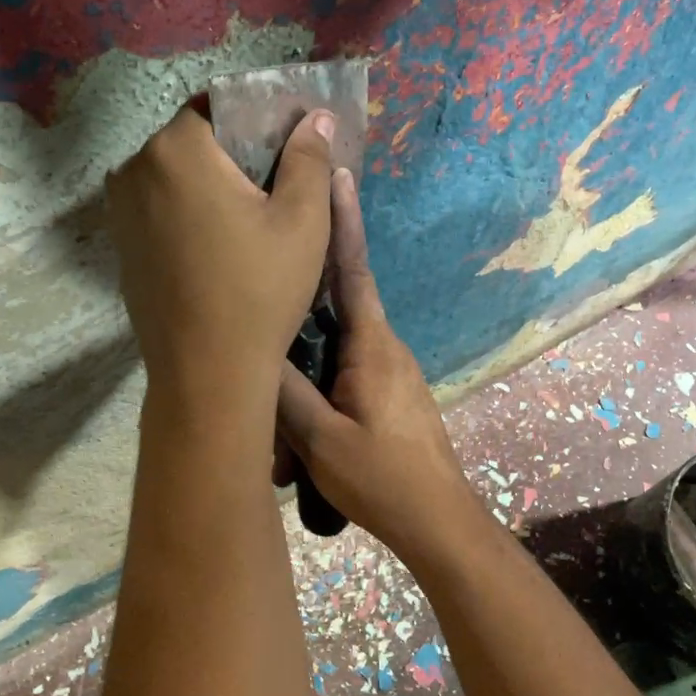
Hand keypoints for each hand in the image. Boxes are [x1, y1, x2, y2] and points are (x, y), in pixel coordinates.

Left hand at [106, 102, 335, 396]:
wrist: (206, 374)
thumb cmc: (260, 290)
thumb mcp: (303, 220)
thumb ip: (308, 157)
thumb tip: (313, 118)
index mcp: (175, 149)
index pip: (217, 105)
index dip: (258, 118)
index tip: (289, 145)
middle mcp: (134, 170)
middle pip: (193, 140)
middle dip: (234, 152)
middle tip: (278, 182)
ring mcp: (120, 211)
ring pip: (175, 176)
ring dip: (210, 184)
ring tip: (252, 216)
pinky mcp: (121, 246)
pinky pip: (160, 209)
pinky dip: (189, 212)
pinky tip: (220, 245)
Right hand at [275, 170, 471, 553]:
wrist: (439, 521)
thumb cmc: (382, 478)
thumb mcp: (321, 439)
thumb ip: (286, 391)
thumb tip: (256, 346)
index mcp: (373, 345)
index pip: (354, 269)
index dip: (344, 220)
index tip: (337, 175)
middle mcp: (387, 347)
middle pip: (342, 301)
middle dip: (308, 282)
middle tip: (271, 261)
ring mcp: (393, 371)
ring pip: (341, 343)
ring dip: (309, 345)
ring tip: (272, 350)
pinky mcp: (392, 395)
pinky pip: (349, 366)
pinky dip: (321, 371)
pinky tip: (296, 402)